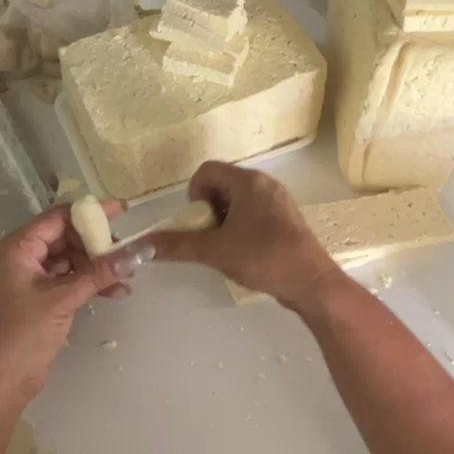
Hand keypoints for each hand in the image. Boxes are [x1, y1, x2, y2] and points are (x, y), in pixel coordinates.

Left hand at [0, 202, 138, 398]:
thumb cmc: (21, 333)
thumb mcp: (62, 299)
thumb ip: (98, 274)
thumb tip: (135, 254)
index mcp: (17, 248)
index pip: (58, 218)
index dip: (90, 212)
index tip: (122, 211)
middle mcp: (22, 258)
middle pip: (66, 238)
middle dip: (97, 245)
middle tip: (127, 253)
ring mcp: (31, 280)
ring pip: (71, 262)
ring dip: (97, 268)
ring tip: (126, 278)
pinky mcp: (40, 301)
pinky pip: (70, 281)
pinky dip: (90, 285)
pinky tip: (115, 293)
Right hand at [144, 161, 340, 310]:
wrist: (311, 282)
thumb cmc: (263, 258)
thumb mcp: (214, 251)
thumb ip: (177, 245)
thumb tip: (142, 247)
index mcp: (248, 182)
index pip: (207, 171)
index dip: (194, 194)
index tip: (198, 222)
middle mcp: (265, 183)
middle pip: (222, 184)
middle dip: (209, 209)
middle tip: (211, 237)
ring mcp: (279, 200)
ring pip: (239, 200)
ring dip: (225, 220)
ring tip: (227, 247)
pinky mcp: (287, 218)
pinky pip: (255, 212)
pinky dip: (243, 226)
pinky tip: (247, 252)